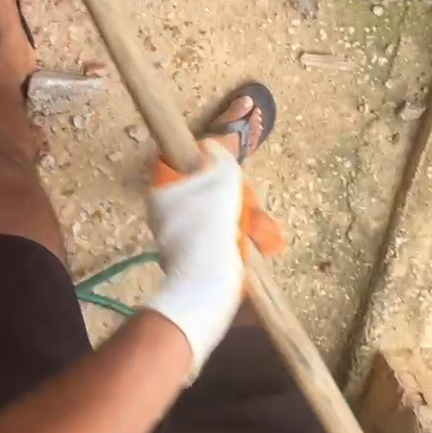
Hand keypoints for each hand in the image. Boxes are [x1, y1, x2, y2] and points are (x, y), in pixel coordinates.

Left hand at [144, 140, 246, 374]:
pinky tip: (263, 247)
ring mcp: (181, 240)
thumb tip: (208, 146)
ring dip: (249, 222)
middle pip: (210, 194)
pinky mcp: (197, 261)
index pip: (185, 167)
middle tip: (254, 208)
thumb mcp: (221, 178)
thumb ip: (218, 157)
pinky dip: (243, 241)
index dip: (212, 167)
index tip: (230, 174)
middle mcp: (168, 216)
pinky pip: (223, 241)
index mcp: (163, 193)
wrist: (207, 287)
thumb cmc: (213, 225)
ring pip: (221, 218)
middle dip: (241, 200)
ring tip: (268, 235)